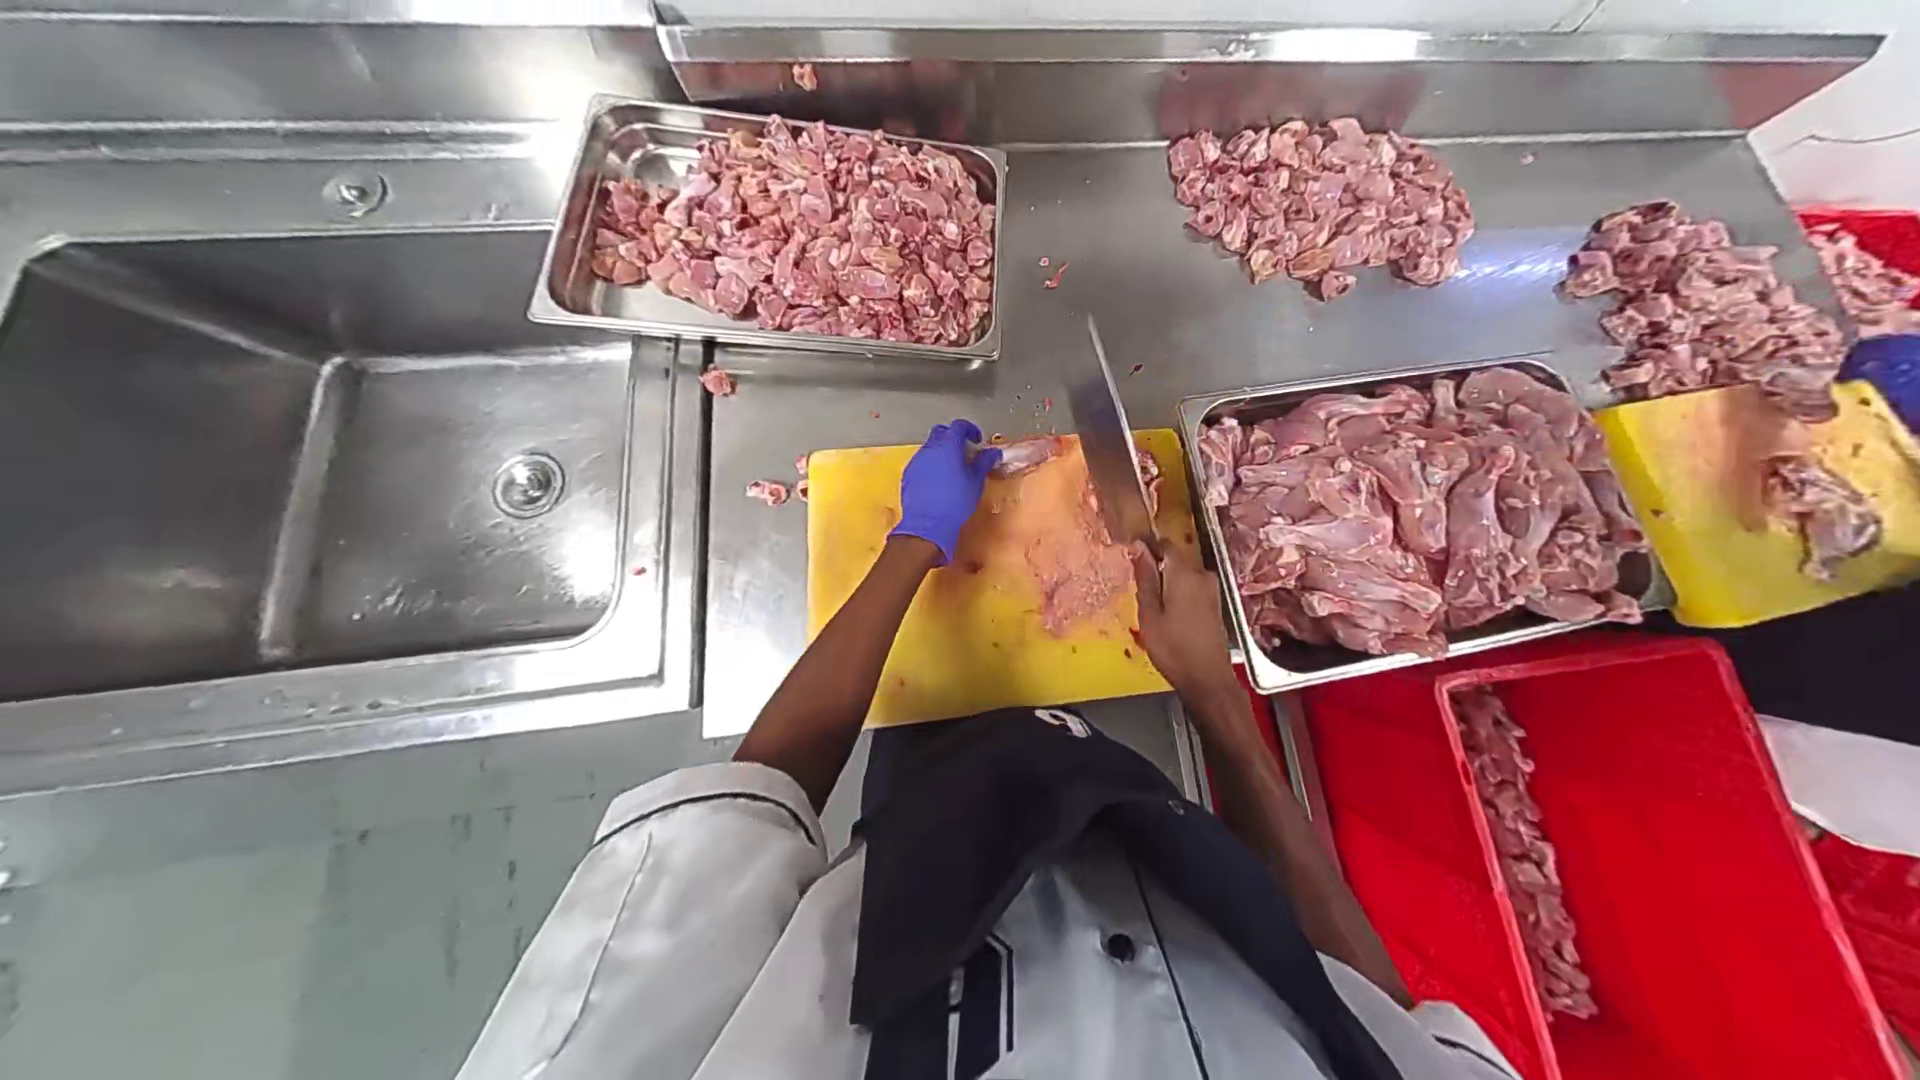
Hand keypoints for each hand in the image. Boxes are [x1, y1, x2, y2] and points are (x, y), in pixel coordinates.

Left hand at [891, 419, 1001, 564]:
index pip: (959, 426)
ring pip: (930, 447)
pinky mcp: (908, 474)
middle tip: (964, 452)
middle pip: (941, 432)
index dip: (970, 429)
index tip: (976, 440)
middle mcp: (929, 449)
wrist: (927, 525)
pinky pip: (921, 462)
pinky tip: (938, 481)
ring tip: (952, 468)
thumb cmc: (956, 503)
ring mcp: (916, 461)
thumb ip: (983, 462)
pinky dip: (931, 465)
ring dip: (941, 452)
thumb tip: (992, 453)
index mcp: (948, 446)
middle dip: (953, 438)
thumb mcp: (976, 482)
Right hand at [1129, 542, 1240, 707]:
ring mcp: (1212, 589)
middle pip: (1175, 559)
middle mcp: (1202, 575)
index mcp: (1184, 573)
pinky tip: (1168, 613)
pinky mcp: (1215, 603)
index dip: (1147, 547)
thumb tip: (1139, 548)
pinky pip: (1192, 587)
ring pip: (1183, 574)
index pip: (1165, 544)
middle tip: (1139, 589)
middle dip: (1156, 568)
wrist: (1207, 679)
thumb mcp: (1149, 613)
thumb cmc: (1172, 648)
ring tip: (1152, 605)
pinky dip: (1178, 593)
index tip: (1132, 558)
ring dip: (1167, 582)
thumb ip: (1145, 577)